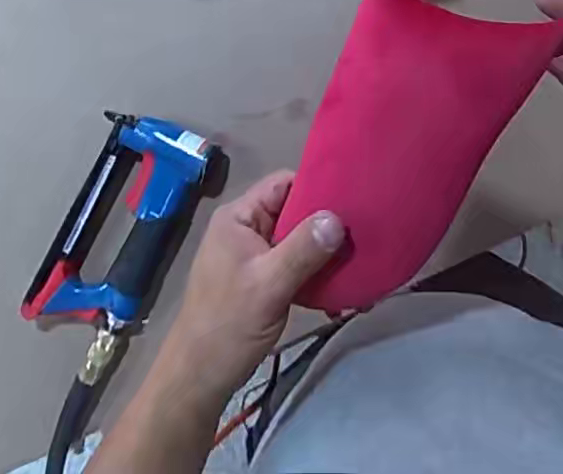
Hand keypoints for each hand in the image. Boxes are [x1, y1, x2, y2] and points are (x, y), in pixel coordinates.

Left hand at [148, 171, 343, 408]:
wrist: (200, 378)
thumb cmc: (229, 324)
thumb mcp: (269, 284)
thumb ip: (303, 249)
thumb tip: (336, 218)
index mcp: (239, 217)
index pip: (282, 184)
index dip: (315, 186)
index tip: (350, 198)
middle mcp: (246, 228)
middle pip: (293, 210)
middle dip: (325, 222)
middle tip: (362, 232)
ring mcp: (253, 254)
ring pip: (296, 239)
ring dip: (323, 251)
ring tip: (357, 260)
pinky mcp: (262, 279)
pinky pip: (294, 263)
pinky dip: (314, 272)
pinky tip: (339, 288)